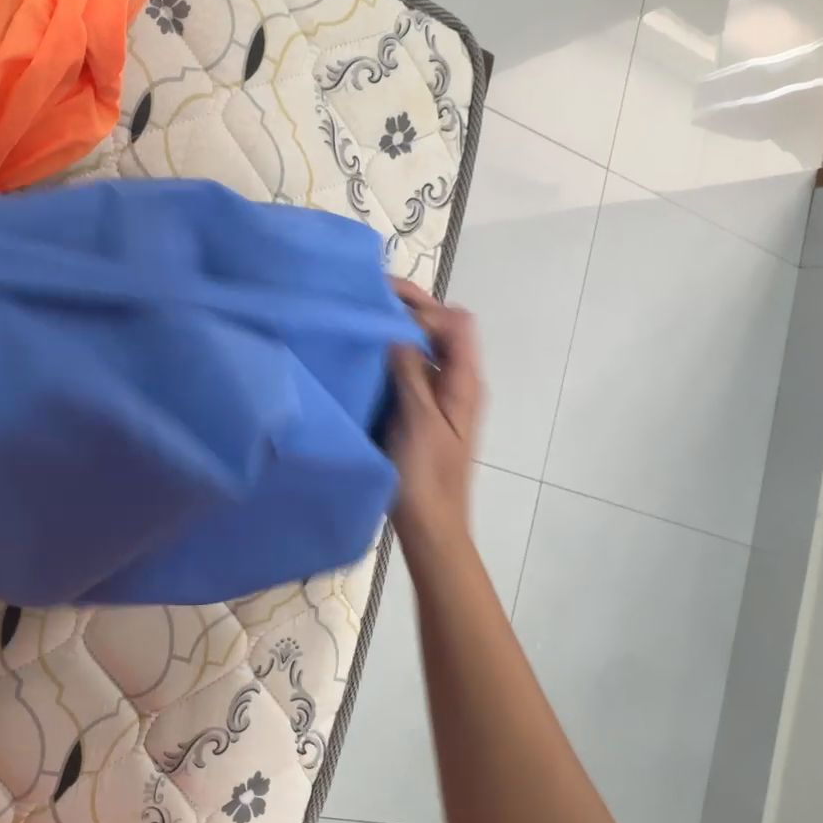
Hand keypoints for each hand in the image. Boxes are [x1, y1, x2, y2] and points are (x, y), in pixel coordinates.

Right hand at [387, 278, 484, 561]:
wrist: (431, 526)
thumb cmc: (427, 477)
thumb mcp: (418, 422)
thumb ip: (410, 374)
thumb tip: (396, 332)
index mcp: (465, 381)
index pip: (456, 322)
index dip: (424, 308)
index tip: (383, 307)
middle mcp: (455, 380)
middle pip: (441, 328)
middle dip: (407, 307)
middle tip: (364, 295)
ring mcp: (438, 394)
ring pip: (422, 345)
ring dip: (396, 328)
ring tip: (358, 319)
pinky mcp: (419, 407)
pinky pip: (407, 366)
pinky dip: (388, 352)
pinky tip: (361, 354)